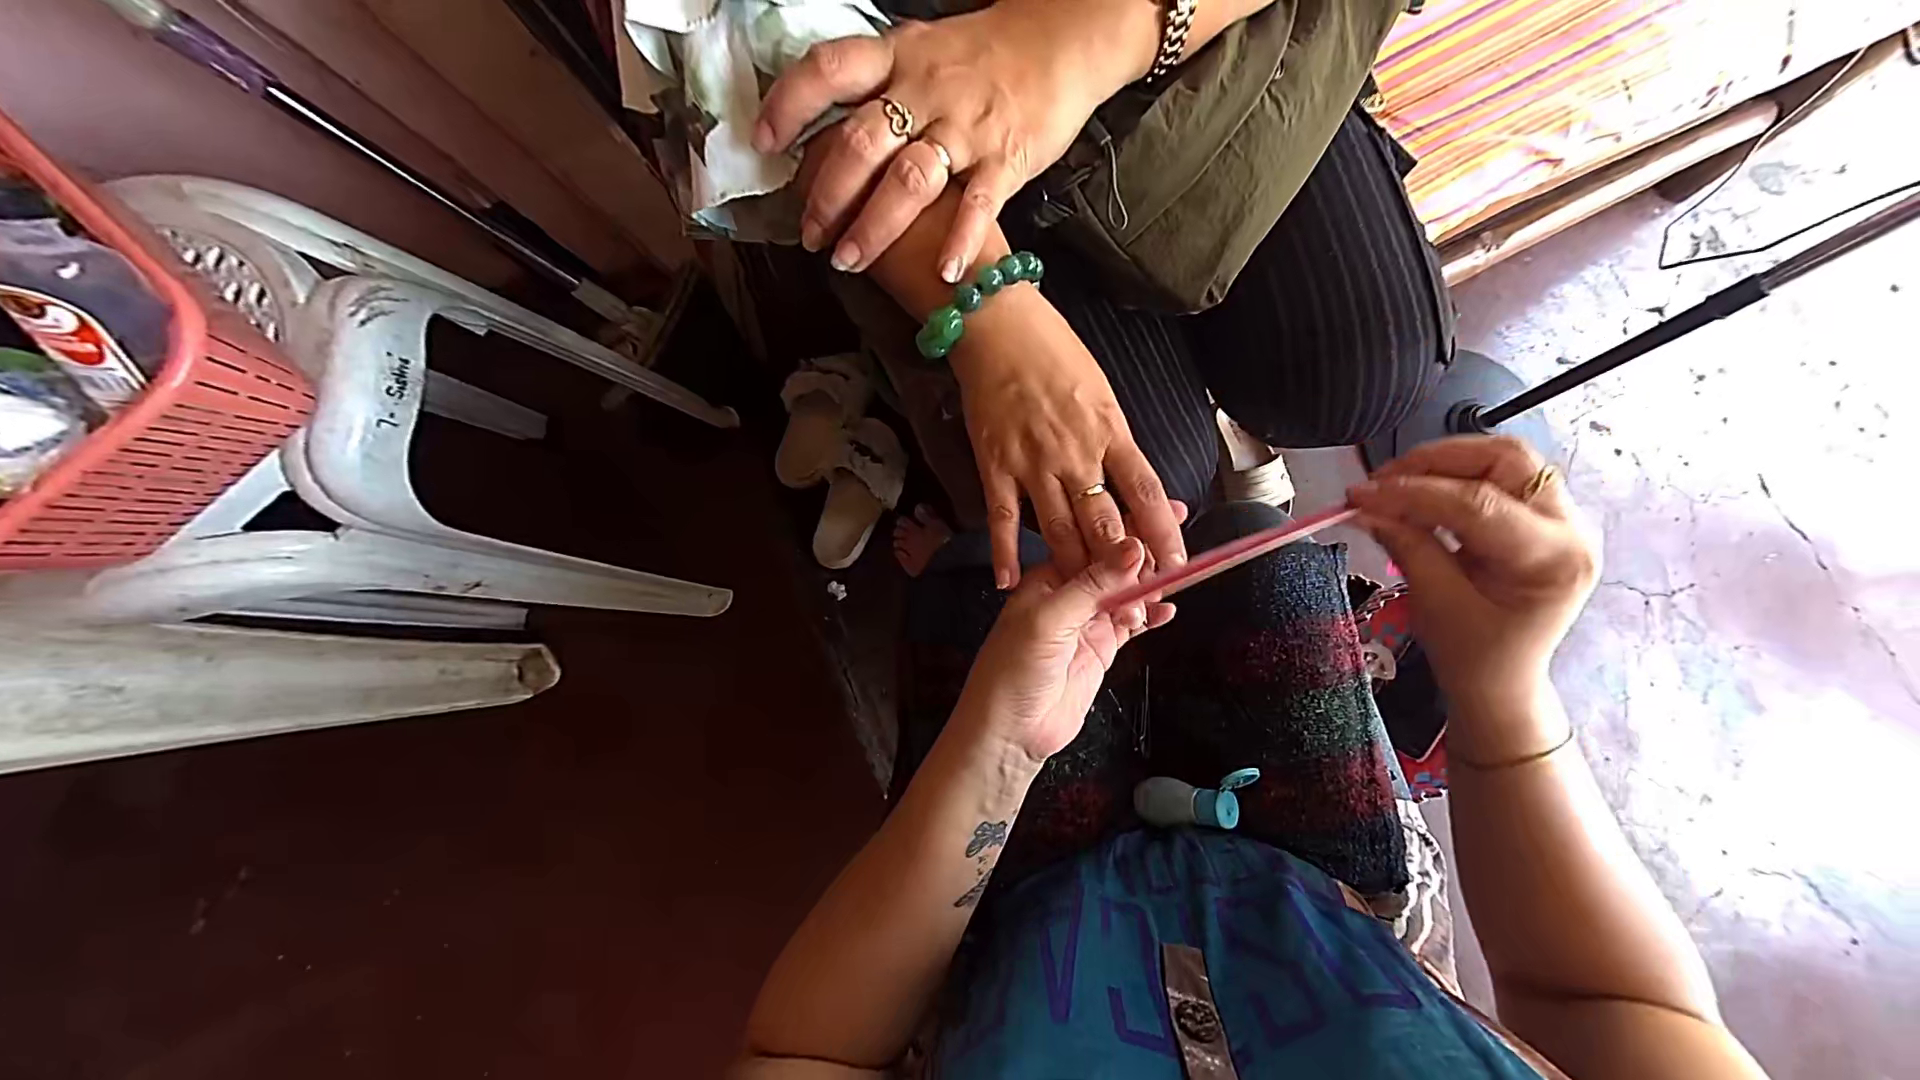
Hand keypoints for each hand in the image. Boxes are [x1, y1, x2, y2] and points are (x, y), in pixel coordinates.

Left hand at [755, 1, 1127, 279]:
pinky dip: (960, 241)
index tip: (764, 141)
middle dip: (828, 195)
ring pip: (910, 180)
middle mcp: (925, 92)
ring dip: (874, 226)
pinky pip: (978, 206)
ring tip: (849, 260)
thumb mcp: (923, 52)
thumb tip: (829, 128)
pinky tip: (944, 272)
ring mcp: (965, 128)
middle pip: (862, 143)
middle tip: (811, 236)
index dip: (790, 104)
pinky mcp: (1005, 160)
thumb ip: (880, 86)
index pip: (829, 71)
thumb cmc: (984, 56)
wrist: (1059, 43)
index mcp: (899, 59)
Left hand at [955, 539, 1174, 763]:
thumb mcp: (1049, 620)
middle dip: (1145, 555)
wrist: (1010, 730)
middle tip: (1178, 548)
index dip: (1126, 528)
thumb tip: (1134, 547)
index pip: (1093, 543)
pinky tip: (1167, 611)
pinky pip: (1133, 624)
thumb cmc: (1013, 670)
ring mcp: (1087, 621)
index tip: (1159, 512)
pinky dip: (1151, 617)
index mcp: (1049, 577)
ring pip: (1128, 593)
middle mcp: (1069, 594)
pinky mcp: (1101, 648)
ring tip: (1173, 582)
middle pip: (1115, 565)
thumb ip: (1093, 585)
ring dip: (1150, 588)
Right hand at [956, 287, 1186, 589]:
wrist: (998, 324)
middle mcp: (1077, 454)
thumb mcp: (1101, 390)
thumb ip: (1115, 439)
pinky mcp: (995, 465)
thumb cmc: (1055, 351)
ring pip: (1058, 530)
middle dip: (1120, 566)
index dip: (1162, 534)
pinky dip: (1006, 554)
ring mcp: (1033, 463)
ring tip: (1084, 601)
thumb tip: (1128, 482)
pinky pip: (1002, 518)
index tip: (1176, 565)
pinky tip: (1011, 583)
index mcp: (1110, 430)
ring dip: (1074, 570)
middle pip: (1104, 523)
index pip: (1145, 493)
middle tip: (1132, 597)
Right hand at [1347, 436, 1599, 712]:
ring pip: (1501, 459)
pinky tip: (1415, 496)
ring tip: (1393, 485)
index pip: (1476, 503)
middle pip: (1504, 460)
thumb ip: (1405, 545)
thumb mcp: (1434, 601)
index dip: (1410, 492)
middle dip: (1434, 461)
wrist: (1502, 676)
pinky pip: (1495, 476)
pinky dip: (1449, 477)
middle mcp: (1570, 528)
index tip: (1358, 495)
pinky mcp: (1539, 515)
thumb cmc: (1472, 650)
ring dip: (1440, 464)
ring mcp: (1560, 518)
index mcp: (1551, 558)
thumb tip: (1365, 507)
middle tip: (1381, 481)